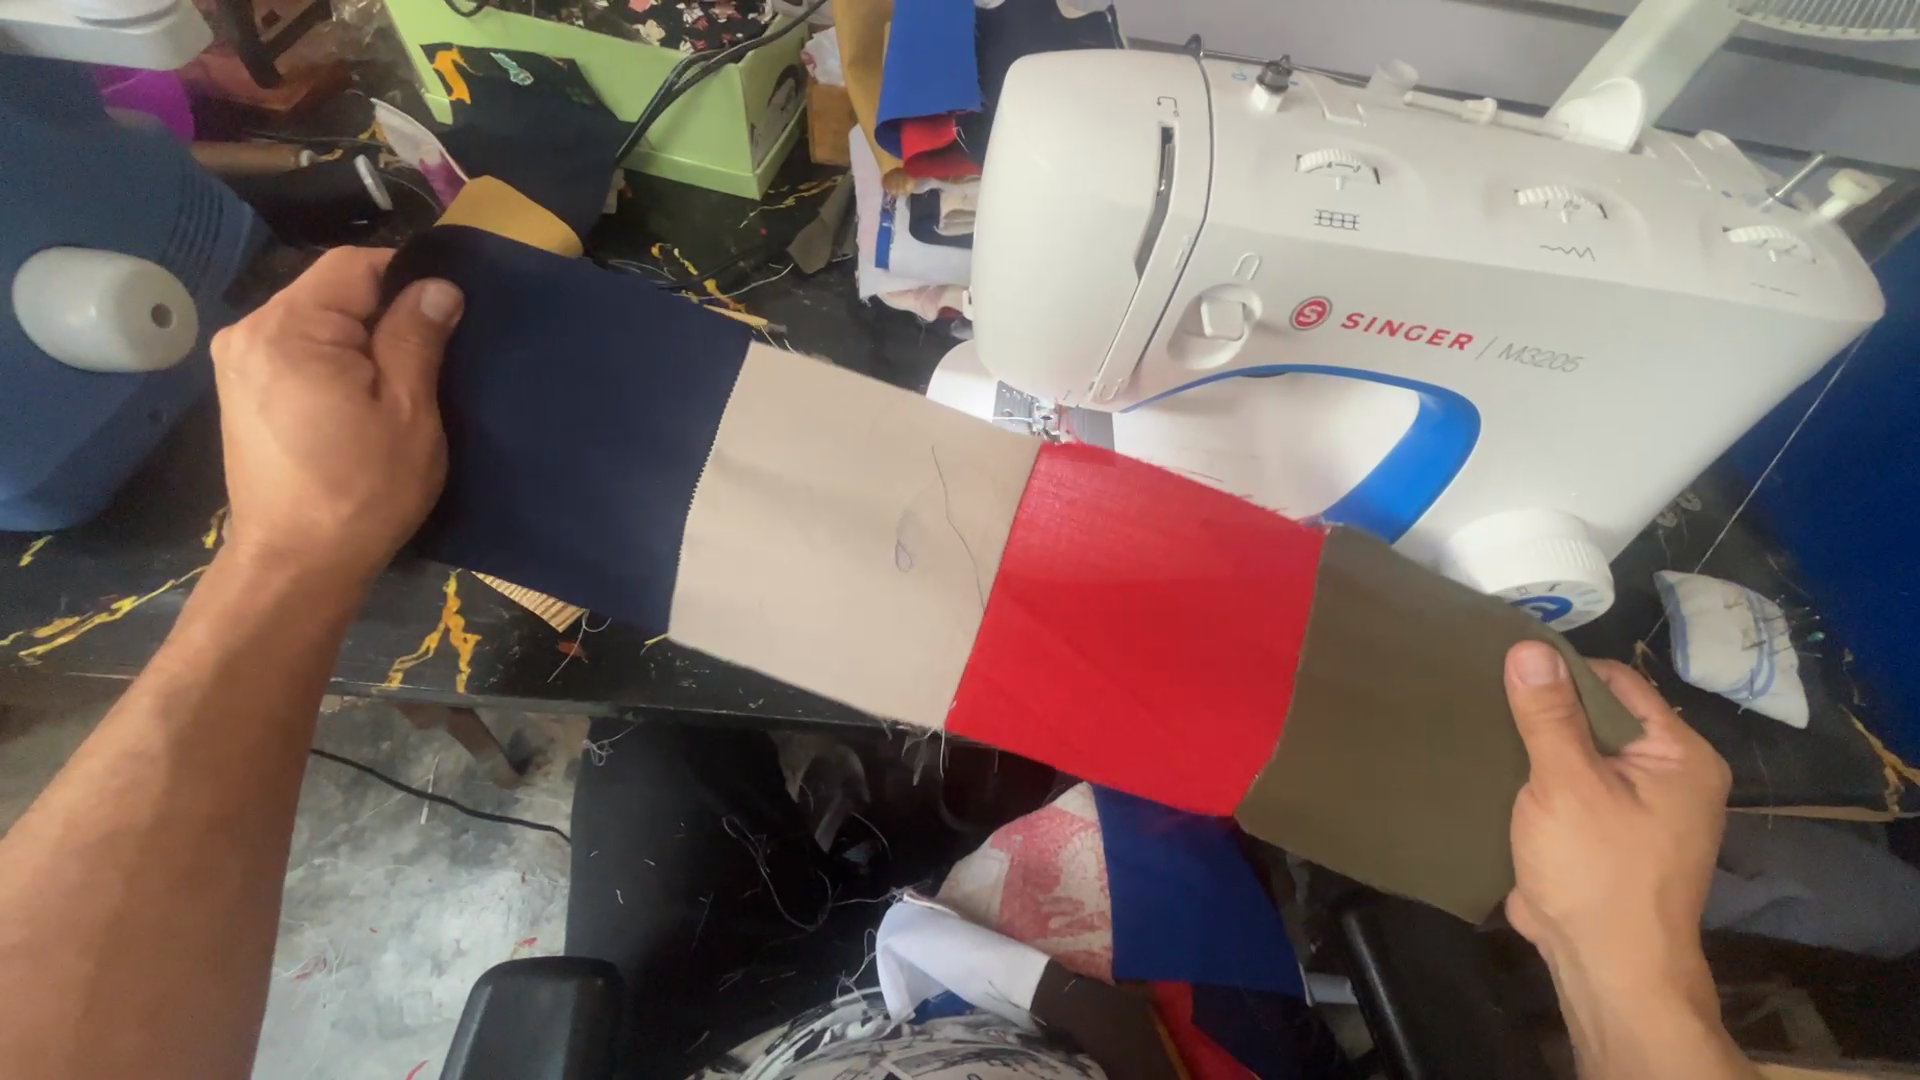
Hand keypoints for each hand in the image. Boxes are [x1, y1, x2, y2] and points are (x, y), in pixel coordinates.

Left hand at [209, 247, 462, 587]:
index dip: (407, 276)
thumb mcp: (410, 411)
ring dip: (365, 338)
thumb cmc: (366, 488)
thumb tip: (437, 287)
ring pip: (317, 321)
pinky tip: (366, 395)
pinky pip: (300, 348)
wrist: (300, 558)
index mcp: (291, 331)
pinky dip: (340, 357)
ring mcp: (240, 360)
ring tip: (405, 380)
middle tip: (437, 355)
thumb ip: (417, 340)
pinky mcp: (244, 388)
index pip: (352, 266)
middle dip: (387, 311)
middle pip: (331, 291)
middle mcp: (251, 332)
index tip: (450, 311)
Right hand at [1503, 642, 1731, 993]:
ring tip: (1471, 710)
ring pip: (1570, 744)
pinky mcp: (1592, 823)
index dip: (1559, 667)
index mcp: (1678, 757)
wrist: (1601, 962)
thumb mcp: (1568, 783)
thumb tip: (1528, 646)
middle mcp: (1661, 773)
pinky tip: (1482, 752)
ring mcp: (1627, 801)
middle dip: (1537, 700)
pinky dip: (1525, 763)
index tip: (1498, 654)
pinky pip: (1558, 775)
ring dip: (1526, 733)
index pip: (1615, 683)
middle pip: (1591, 712)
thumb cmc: (1597, 867)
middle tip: (1475, 680)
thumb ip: (1548, 715)